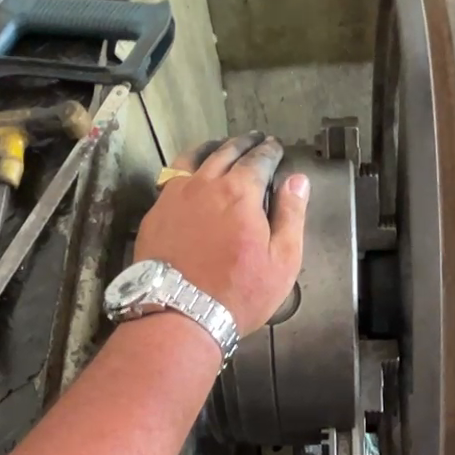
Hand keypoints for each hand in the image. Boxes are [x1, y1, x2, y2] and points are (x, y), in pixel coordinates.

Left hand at [133, 133, 308, 334]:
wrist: (179, 314)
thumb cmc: (238, 293)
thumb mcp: (282, 260)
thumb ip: (291, 216)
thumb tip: (298, 180)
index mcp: (241, 192)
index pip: (259, 160)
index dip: (270, 151)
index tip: (275, 147)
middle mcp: (206, 184)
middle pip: (226, 152)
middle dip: (244, 143)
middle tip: (254, 140)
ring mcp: (176, 196)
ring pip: (195, 158)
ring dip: (213, 148)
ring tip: (222, 146)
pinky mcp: (156, 213)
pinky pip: (172, 177)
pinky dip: (187, 167)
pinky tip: (190, 174)